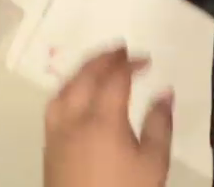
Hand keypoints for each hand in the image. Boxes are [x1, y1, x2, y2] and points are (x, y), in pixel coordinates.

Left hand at [44, 46, 173, 186]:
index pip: (116, 77)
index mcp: (103, 119)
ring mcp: (57, 137)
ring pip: (63, 91)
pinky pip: (54, 109)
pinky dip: (68, 91)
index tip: (147, 60)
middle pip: (84, 77)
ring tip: (97, 68)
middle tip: (121, 50)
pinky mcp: (48, 154)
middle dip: (103, 58)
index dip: (132, 62)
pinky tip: (78, 99)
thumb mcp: (154, 163)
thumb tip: (164, 92)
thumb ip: (160, 124)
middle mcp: (75, 121)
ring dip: (81, 72)